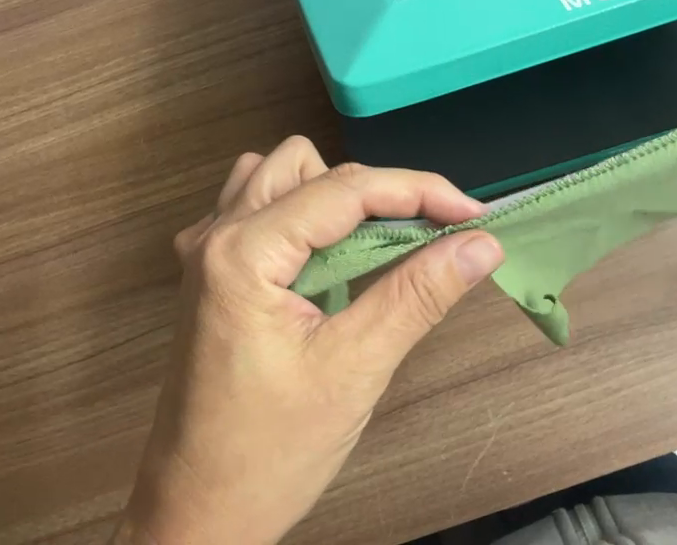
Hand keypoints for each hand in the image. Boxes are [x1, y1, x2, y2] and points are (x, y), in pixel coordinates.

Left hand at [116, 137, 503, 544]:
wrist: (195, 513)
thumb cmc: (268, 453)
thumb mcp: (353, 371)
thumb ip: (417, 295)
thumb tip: (480, 243)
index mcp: (243, 251)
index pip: (344, 188)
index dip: (417, 190)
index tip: (474, 214)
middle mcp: (215, 233)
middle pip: (306, 165)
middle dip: (373, 191)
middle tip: (426, 235)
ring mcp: (203, 249)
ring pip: (274, 175)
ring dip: (328, 195)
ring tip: (370, 246)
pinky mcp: (205, 271)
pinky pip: (251, 206)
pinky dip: (296, 214)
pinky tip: (320, 259)